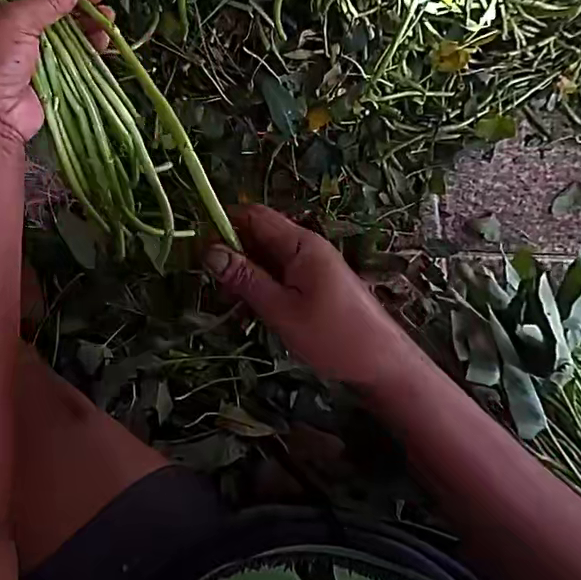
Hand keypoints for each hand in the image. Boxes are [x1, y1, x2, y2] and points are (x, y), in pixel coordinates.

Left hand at [0, 0, 115, 144]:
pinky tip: (102, 38)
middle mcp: (11, 28)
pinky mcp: (47, 76)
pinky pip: (73, 56)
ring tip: (107, 16)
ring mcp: (31, 53)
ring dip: (87, 21)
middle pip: (52, 5)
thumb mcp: (15, 19)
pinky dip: (89, 46)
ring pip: (66, 31)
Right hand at [203, 205, 432, 391]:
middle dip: (231, 253)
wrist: (382, 364)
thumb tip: (209, 251)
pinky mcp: (314, 283)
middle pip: (257, 234)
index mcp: (300, 243)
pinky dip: (260, 286)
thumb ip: (245, 278)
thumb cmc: (332, 336)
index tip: (198, 250)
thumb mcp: (280, 309)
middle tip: (214, 285)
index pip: (253, 216)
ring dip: (244, 274)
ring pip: (265, 257)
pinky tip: (251, 309)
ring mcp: (311, 265)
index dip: (223, 224)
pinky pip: (279, 273)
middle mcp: (306, 246)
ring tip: (231, 303)